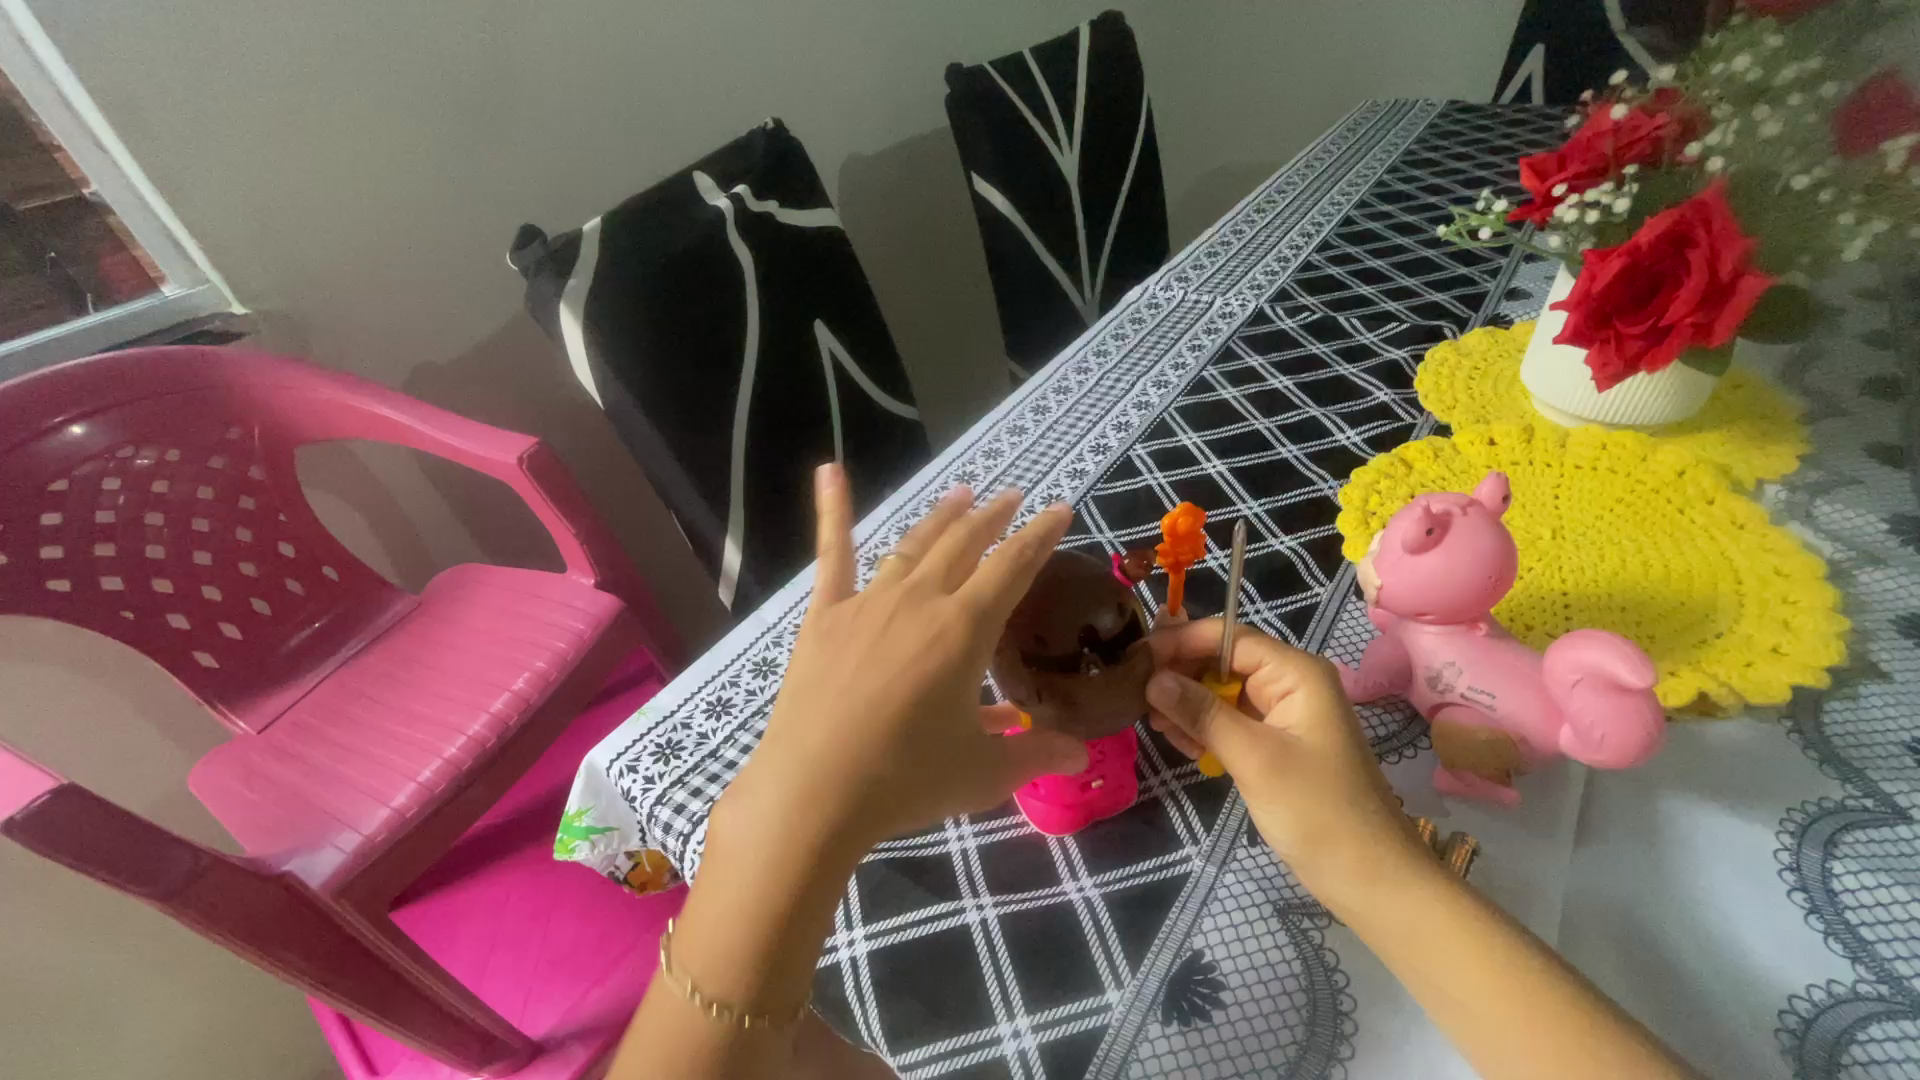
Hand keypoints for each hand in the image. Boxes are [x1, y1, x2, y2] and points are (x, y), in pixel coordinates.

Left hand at [717, 465, 1089, 862]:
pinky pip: (833, 554)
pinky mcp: (826, 615)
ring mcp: (868, 602)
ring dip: (942, 517)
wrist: (813, 791)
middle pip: (965, 544)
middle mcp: (920, 600)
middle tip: (1012, 497)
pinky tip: (829, 470)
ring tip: (962, 494)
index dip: (1040, 535)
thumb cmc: (906, 780)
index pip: (1014, 567)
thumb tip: (1081, 754)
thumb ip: (1036, 754)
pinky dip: (832, 509)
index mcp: (965, 629)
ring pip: (914, 544)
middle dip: (994, 517)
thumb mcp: (983, 773)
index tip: (1059, 510)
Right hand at [1145, 620, 1426, 907]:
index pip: (1226, 637)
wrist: (1369, 879)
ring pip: (1219, 690)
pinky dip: (1200, 726)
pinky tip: (1177, 740)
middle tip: (1135, 695)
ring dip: (1185, 703)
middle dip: (1178, 674)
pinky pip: (1227, 718)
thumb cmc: (1318, 812)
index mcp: (1295, 672)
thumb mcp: (1253, 757)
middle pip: (1220, 660)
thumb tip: (1151, 677)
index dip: (1178, 642)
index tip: (1134, 659)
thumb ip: (1201, 712)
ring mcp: (1281, 713)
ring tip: (1152, 722)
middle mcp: (1288, 682)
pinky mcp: (1273, 741)